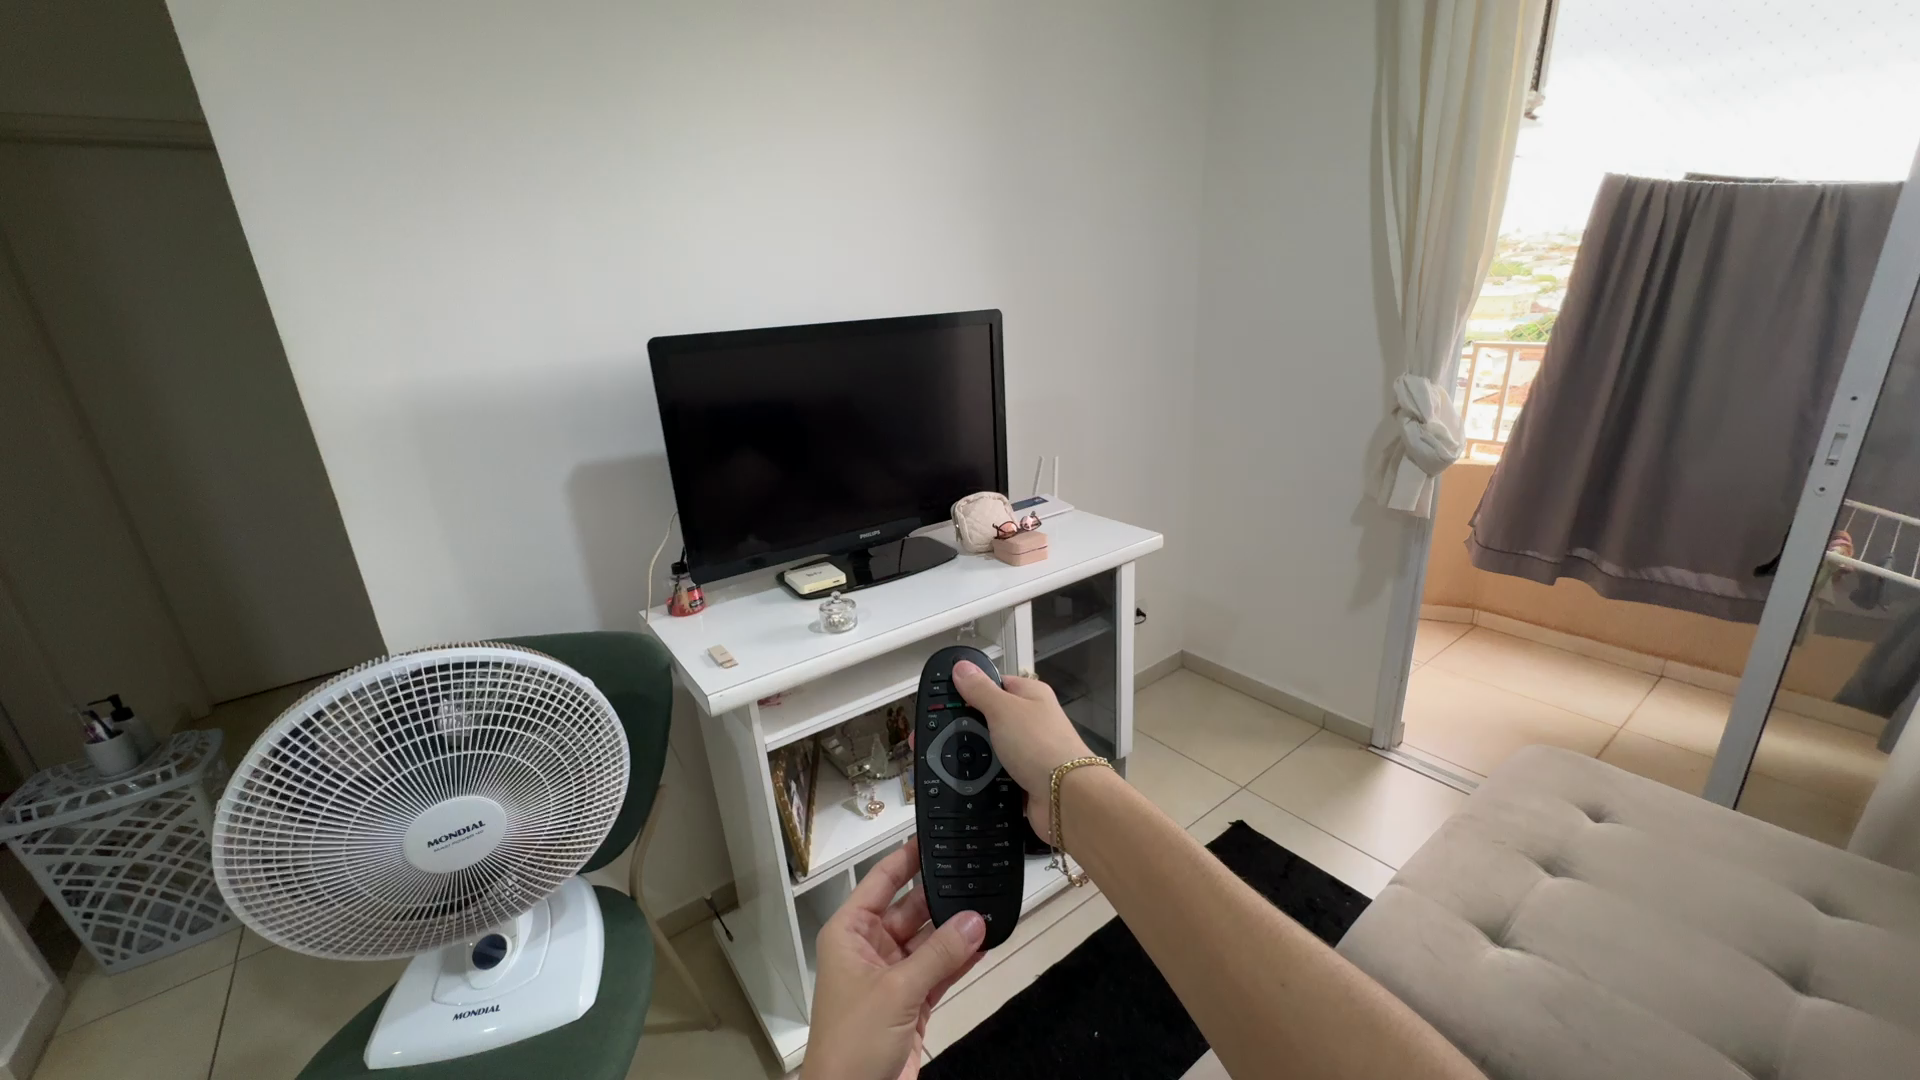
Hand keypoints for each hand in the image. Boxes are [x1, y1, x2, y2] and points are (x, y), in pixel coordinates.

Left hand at [801, 837, 985, 1079]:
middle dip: (941, 895)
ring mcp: (892, 975)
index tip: (934, 833)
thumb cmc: (855, 1038)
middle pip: (910, 908)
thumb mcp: (897, 990)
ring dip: (956, 929)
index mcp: (851, 932)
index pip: (881, 880)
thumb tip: (977, 919)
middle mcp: (870, 947)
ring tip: (990, 903)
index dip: (906, 857)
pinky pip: (939, 970)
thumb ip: (939, 953)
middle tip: (976, 869)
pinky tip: (987, 940)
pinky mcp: (911, 1003)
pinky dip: (960, 959)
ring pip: (929, 940)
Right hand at [951, 660, 1091, 839]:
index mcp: (1030, 695)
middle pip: (989, 719)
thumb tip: (961, 666)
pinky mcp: (1024, 779)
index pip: (994, 684)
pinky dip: (983, 779)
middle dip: (968, 728)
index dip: (969, 690)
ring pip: (990, 750)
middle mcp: (1031, 721)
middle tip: (940, 735)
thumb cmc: (1038, 744)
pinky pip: (995, 775)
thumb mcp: (1003, 709)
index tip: (942, 700)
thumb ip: (980, 689)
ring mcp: (1028, 752)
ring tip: (948, 761)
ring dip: (975, 757)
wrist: (1066, 799)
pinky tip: (966, 782)